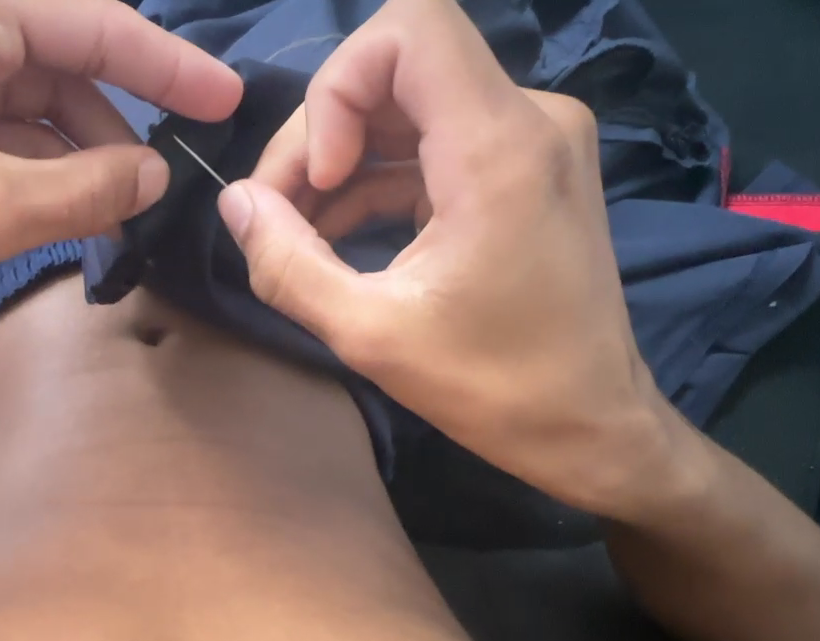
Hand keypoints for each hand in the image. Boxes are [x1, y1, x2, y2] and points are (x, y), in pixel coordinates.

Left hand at [0, 0, 241, 363]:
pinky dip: (37, 172)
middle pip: (60, 62)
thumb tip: (157, 176)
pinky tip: (70, 214)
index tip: (221, 102)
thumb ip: (88, 188)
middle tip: (160, 190)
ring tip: (119, 220)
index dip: (165, 65)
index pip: (88, 20)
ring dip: (77, 161)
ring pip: (31, 104)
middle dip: (112, 130)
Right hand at [215, 0, 681, 513]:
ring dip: (340, 167)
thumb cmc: (486, 386)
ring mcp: (529, 141)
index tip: (321, 179)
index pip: (407, 30)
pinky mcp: (521, 170)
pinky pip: (429, 149)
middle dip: (321, 137)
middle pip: (396, 70)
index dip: (336, 90)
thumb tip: (234, 204)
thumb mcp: (367, 333)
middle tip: (279, 219)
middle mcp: (526, 118)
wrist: (585, 422)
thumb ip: (288, 265)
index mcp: (497, 146)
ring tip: (299, 239)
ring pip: (406, 109)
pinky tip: (338, 242)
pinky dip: (374, 185)